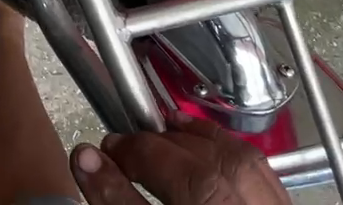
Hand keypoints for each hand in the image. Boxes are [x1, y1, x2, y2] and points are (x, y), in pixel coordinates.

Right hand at [70, 116, 293, 204]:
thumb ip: (117, 199)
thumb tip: (83, 157)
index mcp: (206, 198)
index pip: (155, 161)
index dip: (120, 156)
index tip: (100, 158)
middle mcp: (245, 200)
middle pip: (196, 159)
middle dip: (154, 149)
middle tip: (125, 156)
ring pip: (233, 157)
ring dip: (191, 144)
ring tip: (162, 149)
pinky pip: (259, 170)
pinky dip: (228, 156)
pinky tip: (208, 162)